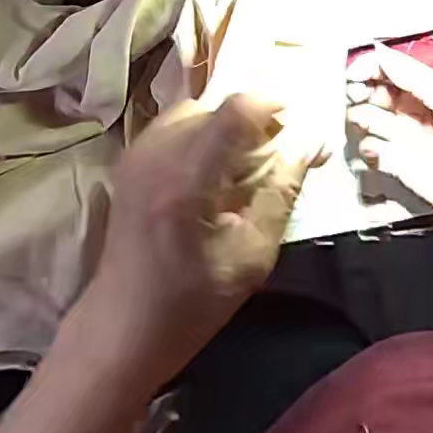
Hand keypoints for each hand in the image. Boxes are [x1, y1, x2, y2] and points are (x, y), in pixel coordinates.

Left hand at [74, 94, 316, 390]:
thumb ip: (283, 192)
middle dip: (250, 121)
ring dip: (224, 125)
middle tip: (273, 154)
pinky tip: (210, 168)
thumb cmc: (192, 303)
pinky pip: (174, 123)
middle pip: (216, 107)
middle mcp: (156, 153)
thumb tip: (311, 145)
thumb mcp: (252, 255)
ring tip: (240, 163)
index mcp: (187, 181)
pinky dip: (200, 132)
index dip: (269, 105)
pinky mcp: (129, 157)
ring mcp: (137, 152)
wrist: (121, 327)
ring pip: (194, 109)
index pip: (234, 112)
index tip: (293, 121)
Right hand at [347, 45, 432, 237]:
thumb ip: (411, 75)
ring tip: (364, 117)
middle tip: (353, 93)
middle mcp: (411, 109)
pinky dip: (367, 148)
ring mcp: (404, 138)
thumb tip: (377, 50)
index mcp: (425, 87)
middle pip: (372, 91)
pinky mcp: (400, 167)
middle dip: (358, 88)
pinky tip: (375, 148)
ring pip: (367, 119)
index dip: (368, 66)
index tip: (353, 71)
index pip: (386, 68)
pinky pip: (371, 152)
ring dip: (359, 115)